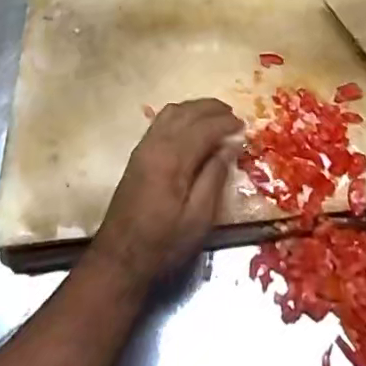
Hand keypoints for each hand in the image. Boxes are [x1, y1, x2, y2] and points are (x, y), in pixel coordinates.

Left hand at [89, 99, 243, 288]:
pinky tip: (191, 126)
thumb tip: (230, 145)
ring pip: (172, 112)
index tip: (244, 125)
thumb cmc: (163, 243)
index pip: (203, 128)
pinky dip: (181, 115)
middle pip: (186, 112)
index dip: (225, 123)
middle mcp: (155, 144)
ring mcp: (144, 147)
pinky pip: (161, 121)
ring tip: (216, 117)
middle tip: (234, 115)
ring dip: (195, 109)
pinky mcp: (138, 154)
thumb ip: (214, 177)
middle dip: (211, 109)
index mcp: (172, 158)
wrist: (120, 257)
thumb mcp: (198, 218)